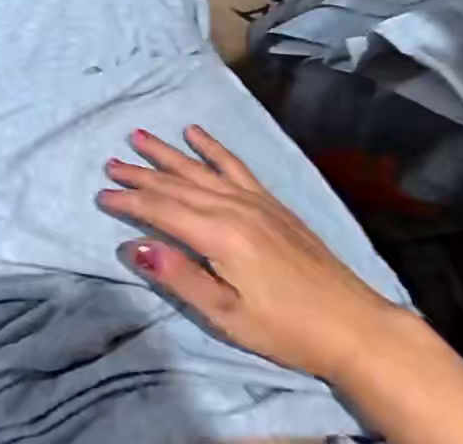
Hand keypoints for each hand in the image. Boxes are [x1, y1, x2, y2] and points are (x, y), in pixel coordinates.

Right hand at [97, 125, 404, 378]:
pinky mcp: (272, 203)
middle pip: (174, 184)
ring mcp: (254, 202)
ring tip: (137, 136)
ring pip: (197, 170)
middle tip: (109, 165)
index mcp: (218, 235)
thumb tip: (133, 246)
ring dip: (164, 153)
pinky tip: (195, 132)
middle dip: (138, 174)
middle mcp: (232, 208)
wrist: (361, 331)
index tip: (101, 196)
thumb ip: (178, 277)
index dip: (127, 202)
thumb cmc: (287, 329)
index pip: (159, 209)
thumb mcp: (227, 315)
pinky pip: (235, 166)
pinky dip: (212, 147)